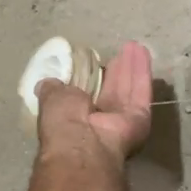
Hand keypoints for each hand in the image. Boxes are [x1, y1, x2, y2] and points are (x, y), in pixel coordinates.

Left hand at [35, 41, 153, 160]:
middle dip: (117, 71)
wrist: (82, 145)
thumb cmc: (62, 123)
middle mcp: (101, 121)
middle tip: (122, 50)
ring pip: (128, 89)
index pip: (89, 94)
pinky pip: (141, 92)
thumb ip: (54, 89)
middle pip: (113, 90)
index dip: (93, 76)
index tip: (96, 62)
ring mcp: (122, 120)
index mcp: (77, 118)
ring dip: (131, 67)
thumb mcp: (51, 98)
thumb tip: (49, 82)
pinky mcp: (140, 118)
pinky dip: (141, 71)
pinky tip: (142, 52)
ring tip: (134, 45)